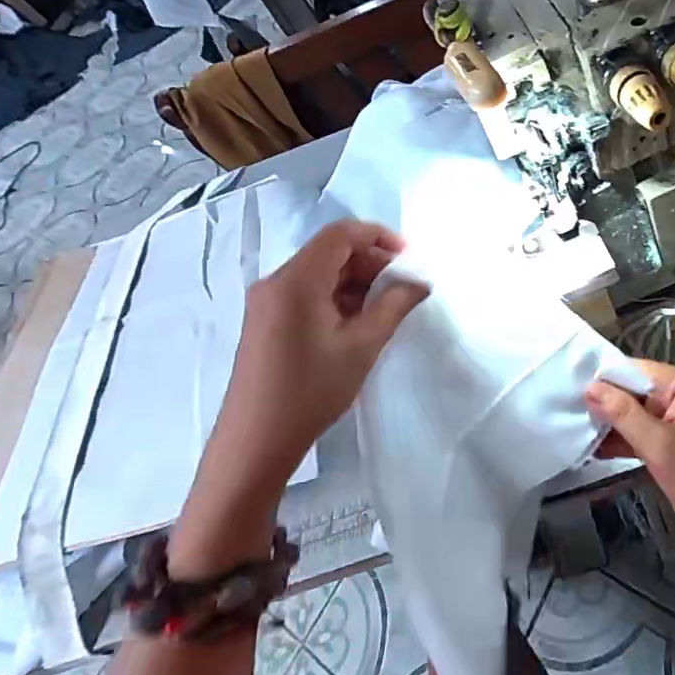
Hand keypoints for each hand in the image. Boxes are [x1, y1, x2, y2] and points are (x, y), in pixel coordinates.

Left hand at [170, 220, 426, 577]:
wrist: (255, 440)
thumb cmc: (311, 390)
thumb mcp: (362, 346)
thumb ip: (394, 306)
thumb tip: (419, 284)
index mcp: (296, 280)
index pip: (341, 234)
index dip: (379, 236)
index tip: (409, 258)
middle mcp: (276, 281)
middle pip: (330, 252)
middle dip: (371, 262)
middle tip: (403, 288)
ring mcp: (267, 301)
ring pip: (319, 273)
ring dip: (355, 282)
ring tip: (386, 308)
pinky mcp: (265, 320)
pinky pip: (306, 292)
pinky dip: (336, 297)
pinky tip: (358, 322)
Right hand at [584, 359, 674, 562]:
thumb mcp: (660, 445)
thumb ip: (624, 414)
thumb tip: (590, 387)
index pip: (631, 369)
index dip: (600, 378)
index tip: (565, 386)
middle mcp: (673, 395)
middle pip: (627, 389)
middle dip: (599, 401)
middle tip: (560, 408)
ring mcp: (668, 419)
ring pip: (627, 412)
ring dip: (603, 423)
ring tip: (567, 427)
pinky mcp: (663, 442)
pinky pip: (633, 432)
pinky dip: (614, 440)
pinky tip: (587, 447)